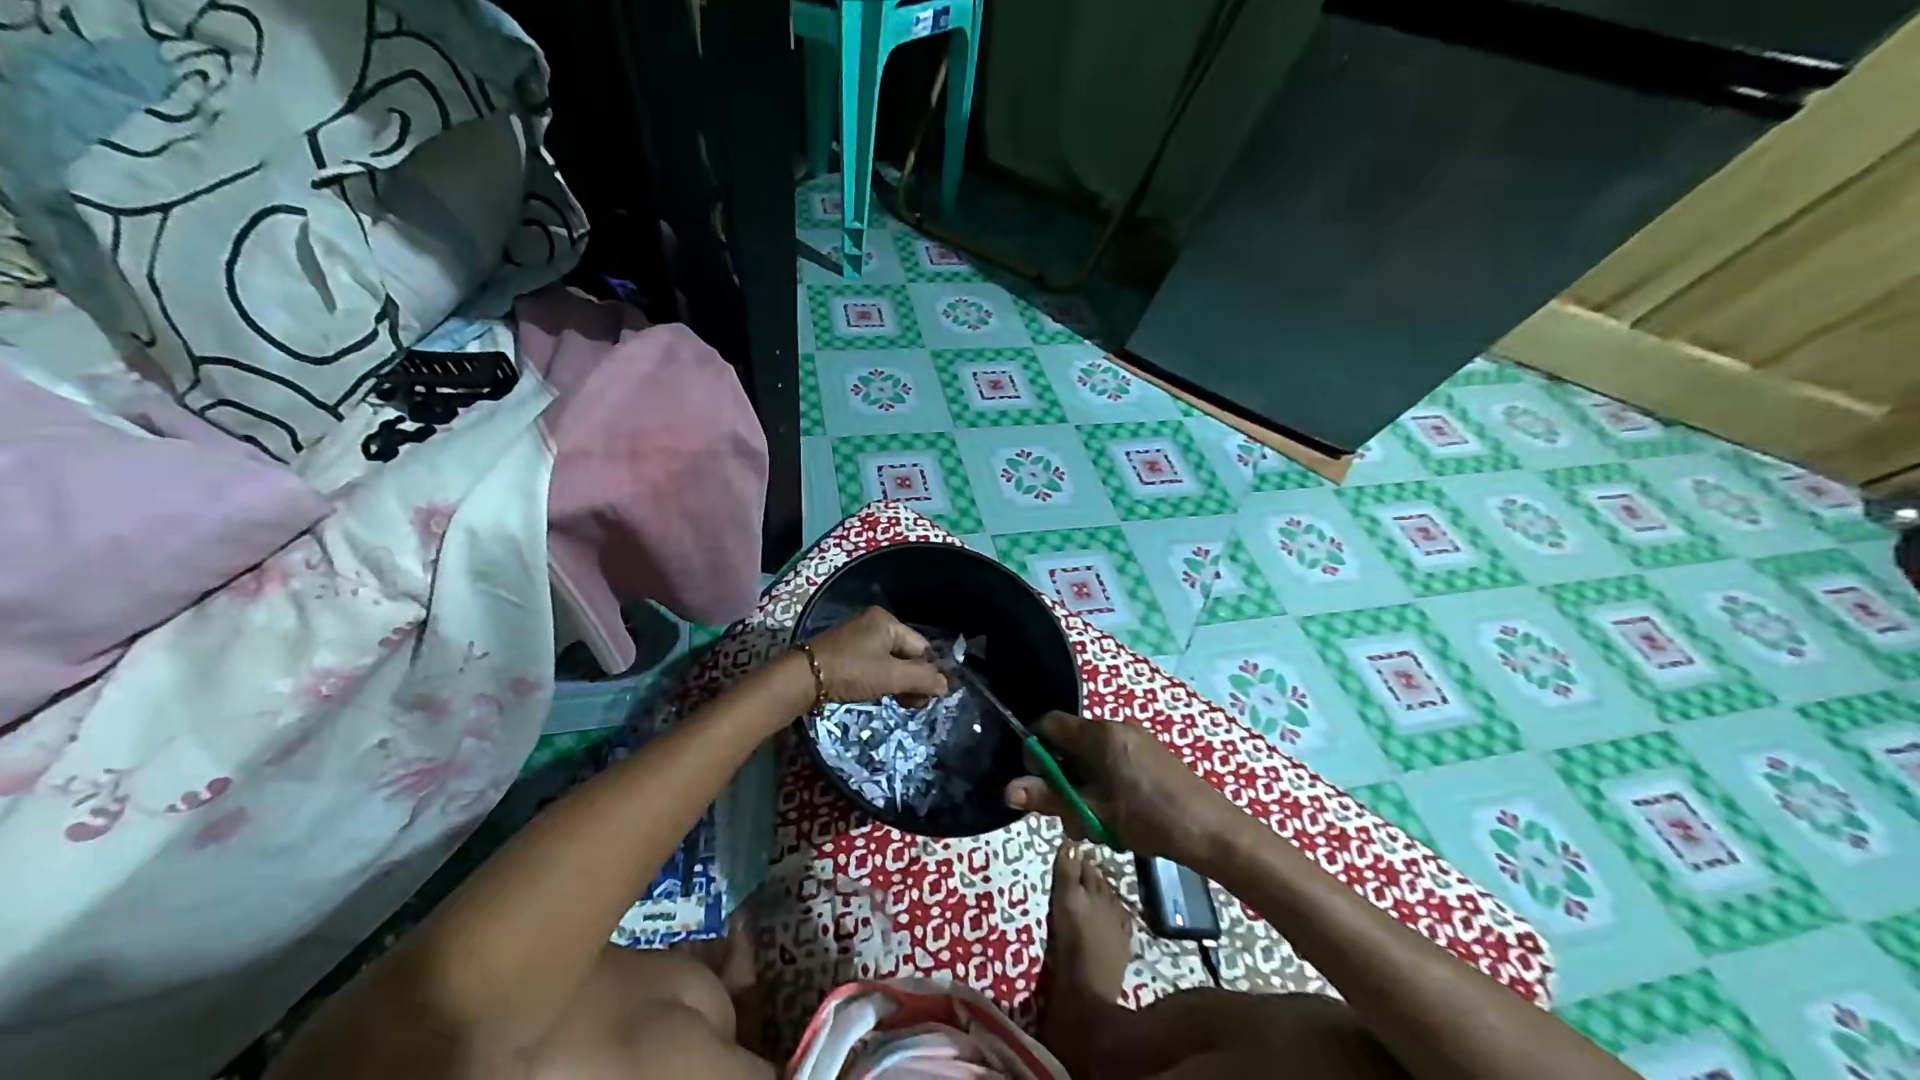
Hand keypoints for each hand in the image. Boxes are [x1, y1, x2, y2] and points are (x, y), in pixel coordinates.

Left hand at [802, 607, 948, 703]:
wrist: (802, 679)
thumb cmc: (851, 671)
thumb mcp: (891, 676)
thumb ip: (922, 679)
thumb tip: (947, 685)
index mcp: (887, 621)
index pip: (922, 647)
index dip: (928, 672)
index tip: (929, 697)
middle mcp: (874, 624)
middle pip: (907, 654)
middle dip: (913, 679)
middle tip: (914, 704)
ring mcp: (859, 637)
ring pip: (891, 661)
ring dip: (899, 683)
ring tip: (901, 704)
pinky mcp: (846, 652)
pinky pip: (874, 665)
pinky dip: (882, 680)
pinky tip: (882, 695)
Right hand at [1004, 711, 1248, 865]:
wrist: (1211, 830)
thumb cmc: (1148, 818)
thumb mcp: (1092, 813)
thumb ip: (1049, 798)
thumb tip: (1008, 790)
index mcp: (1099, 734)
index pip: (1049, 724)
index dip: (1035, 750)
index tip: (1039, 783)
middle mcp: (1115, 727)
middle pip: (1069, 744)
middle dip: (1062, 779)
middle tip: (1071, 815)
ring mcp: (1135, 739)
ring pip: (1091, 757)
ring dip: (1084, 788)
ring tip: (1097, 824)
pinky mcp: (1150, 755)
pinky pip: (1112, 761)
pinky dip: (1104, 785)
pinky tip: (1118, 817)